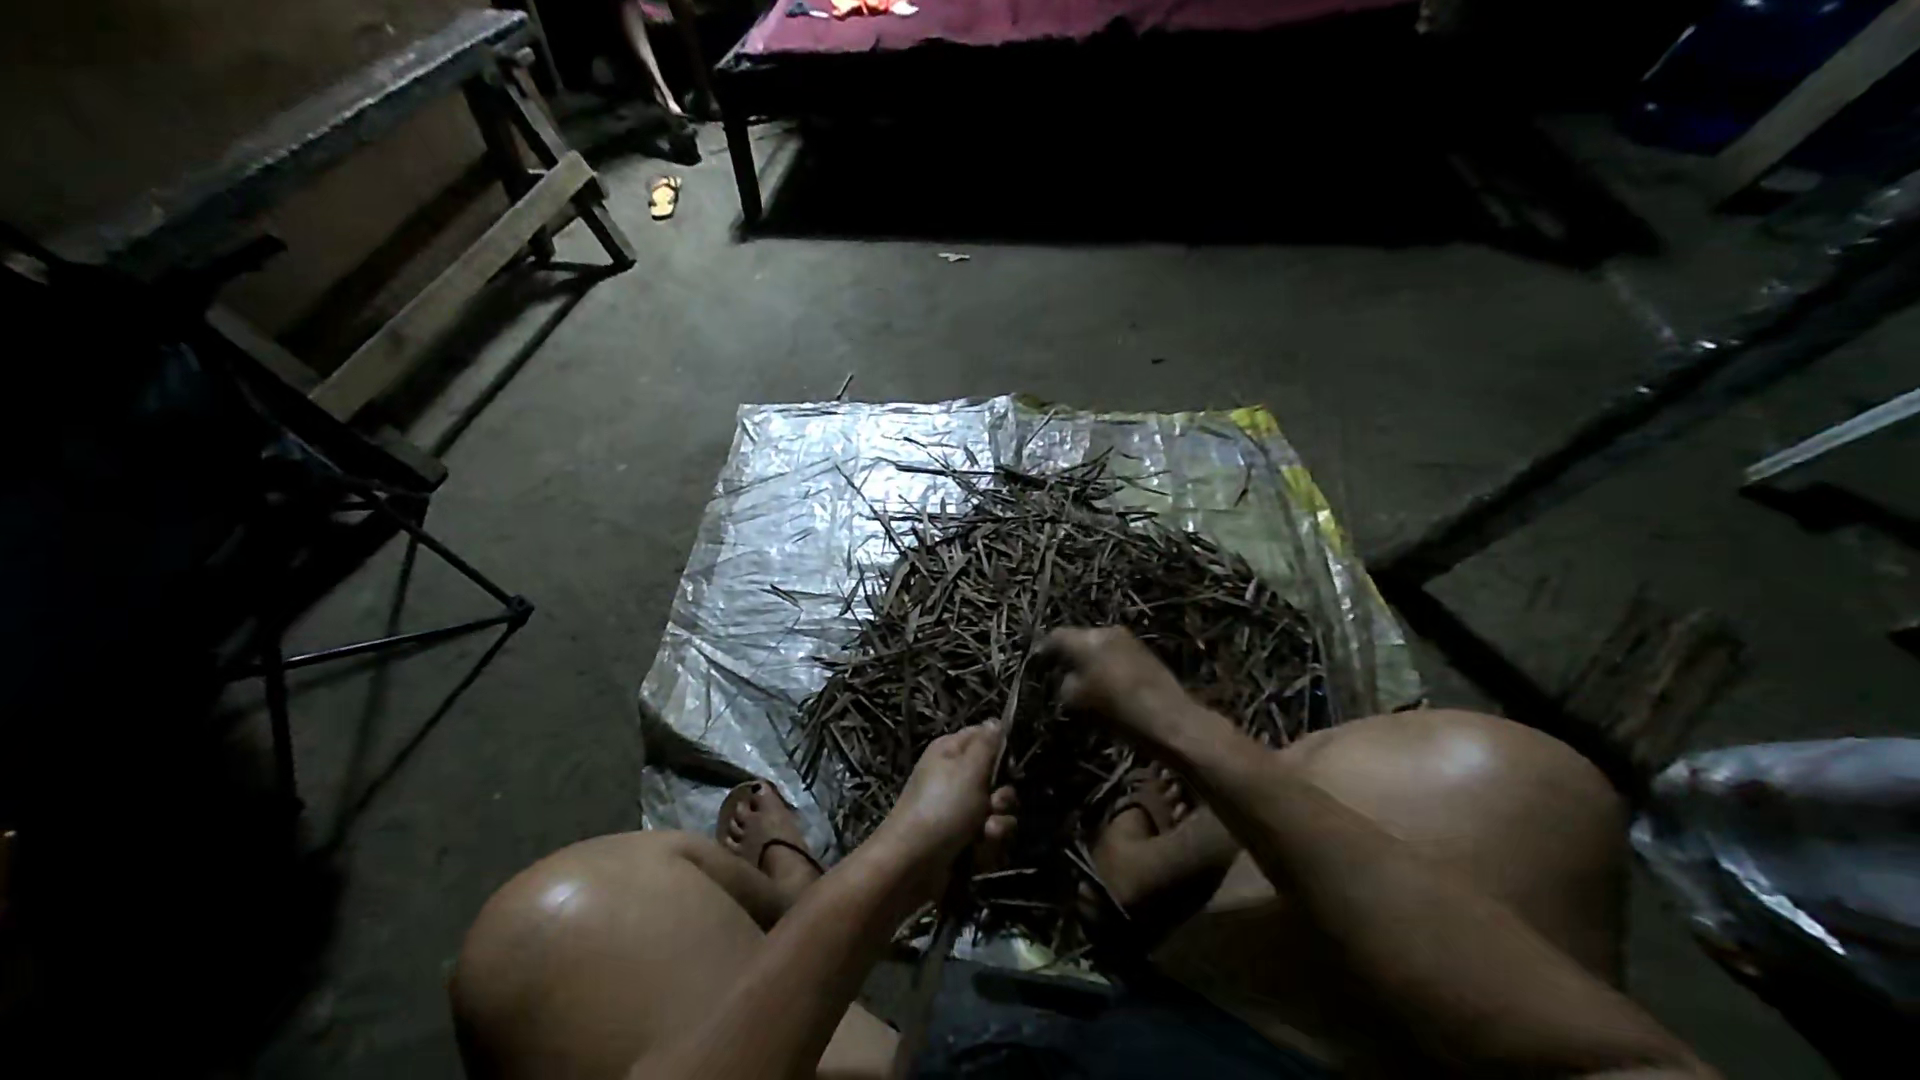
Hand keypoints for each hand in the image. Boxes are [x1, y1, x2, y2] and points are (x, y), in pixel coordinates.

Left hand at [870, 723, 1017, 884]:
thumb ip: (988, 744)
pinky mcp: (962, 839)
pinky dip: (987, 845)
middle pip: (997, 779)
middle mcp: (955, 777)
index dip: (1001, 751)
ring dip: (998, 825)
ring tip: (985, 834)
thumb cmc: (942, 807)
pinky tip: (978, 852)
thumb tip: (996, 721)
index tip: (1010, 765)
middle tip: (993, 805)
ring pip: (997, 811)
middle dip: (1002, 797)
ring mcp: (958, 810)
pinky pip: (989, 836)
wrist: (913, 863)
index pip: (985, 737)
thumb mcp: (969, 768)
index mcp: (951, 751)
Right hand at [1042, 627, 1222, 752]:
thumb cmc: (1116, 709)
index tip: (1039, 666)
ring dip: (1089, 660)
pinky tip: (1107, 684)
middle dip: (1068, 655)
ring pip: (1098, 645)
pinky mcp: (1145, 652)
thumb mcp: (1075, 700)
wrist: (1169, 719)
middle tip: (1061, 675)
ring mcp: (1128, 639)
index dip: (1044, 652)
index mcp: (1085, 639)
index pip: (1055, 637)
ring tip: (1085, 682)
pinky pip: (1115, 653)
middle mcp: (1106, 631)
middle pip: (1078, 638)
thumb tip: (1064, 677)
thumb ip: (1063, 683)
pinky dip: (1107, 665)